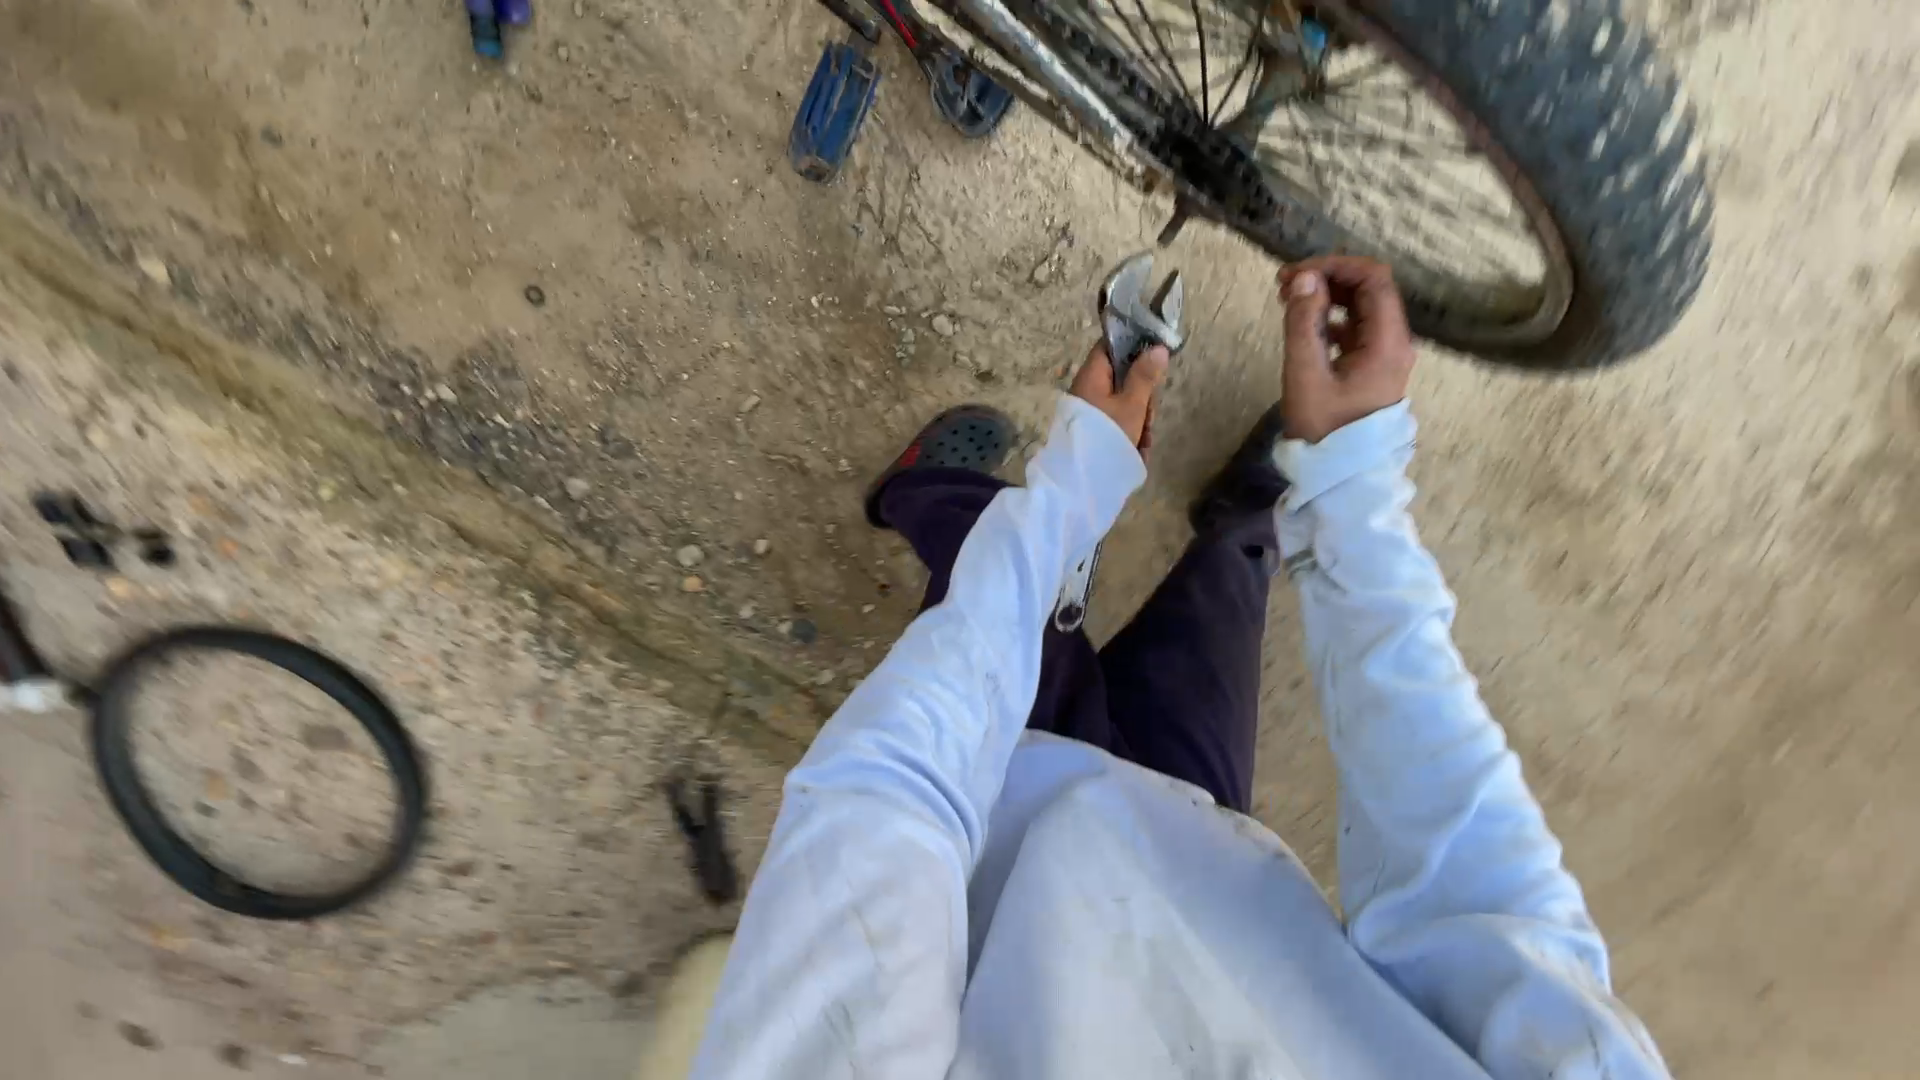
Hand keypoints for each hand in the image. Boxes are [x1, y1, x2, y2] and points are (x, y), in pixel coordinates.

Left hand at [1070, 342, 1168, 452]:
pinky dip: (1130, 432)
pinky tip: (1138, 449)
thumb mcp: (1132, 404)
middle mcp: (1088, 389)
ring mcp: (1090, 409)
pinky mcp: (1093, 428)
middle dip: (1142, 397)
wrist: (1083, 479)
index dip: (1133, 347)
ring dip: (1139, 419)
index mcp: (1091, 375)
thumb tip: (1157, 348)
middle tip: (1148, 416)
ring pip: (1124, 402)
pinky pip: (1118, 421)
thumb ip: (1145, 375)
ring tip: (1143, 440)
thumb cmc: (1107, 435)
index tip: (1155, 359)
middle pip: (1123, 378)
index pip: (1110, 346)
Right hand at [1277, 256, 1415, 442]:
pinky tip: (1304, 325)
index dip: (1335, 266)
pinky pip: (1356, 330)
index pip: (1373, 279)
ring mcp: (1385, 356)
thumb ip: (1303, 323)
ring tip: (1288, 300)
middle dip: (1328, 278)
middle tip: (1284, 286)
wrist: (1340, 475)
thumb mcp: (1305, 374)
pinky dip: (1330, 318)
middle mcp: (1394, 342)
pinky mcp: (1371, 370)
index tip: (1295, 275)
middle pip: (1369, 290)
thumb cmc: (1323, 428)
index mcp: (1387, 341)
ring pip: (1361, 309)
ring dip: (1328, 297)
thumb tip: (1304, 279)